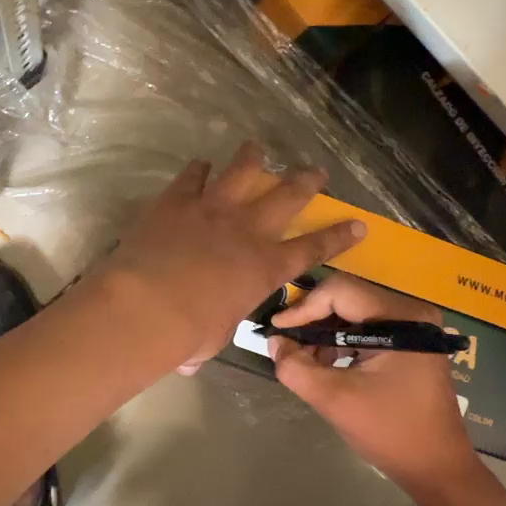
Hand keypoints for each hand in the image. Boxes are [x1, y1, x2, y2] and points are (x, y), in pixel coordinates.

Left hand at [95, 143, 365, 373]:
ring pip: (242, 172)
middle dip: (305, 182)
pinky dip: (198, 170)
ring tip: (256, 147)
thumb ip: (212, 331)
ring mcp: (213, 209)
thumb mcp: (213, 337)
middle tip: (315, 171)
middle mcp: (247, 231)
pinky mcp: (177, 201)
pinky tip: (199, 165)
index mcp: (265, 268)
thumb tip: (191, 358)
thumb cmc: (189, 332)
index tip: (357, 224)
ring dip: (251, 158)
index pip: (312, 250)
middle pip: (287, 197)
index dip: (337, 237)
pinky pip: (192, 177)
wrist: (149, 305)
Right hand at [269, 273, 475, 489]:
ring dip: (325, 333)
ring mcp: (414, 329)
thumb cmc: (390, 431)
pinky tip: (324, 365)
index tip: (275, 331)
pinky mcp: (411, 345)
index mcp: (403, 318)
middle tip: (284, 343)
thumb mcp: (334, 399)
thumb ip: (296, 367)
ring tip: (302, 358)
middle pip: (348, 300)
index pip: (340, 292)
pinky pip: (367, 330)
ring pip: (355, 315)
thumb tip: (274, 342)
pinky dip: (341, 343)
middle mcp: (412, 313)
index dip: (303, 309)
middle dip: (312, 321)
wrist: (437, 468)